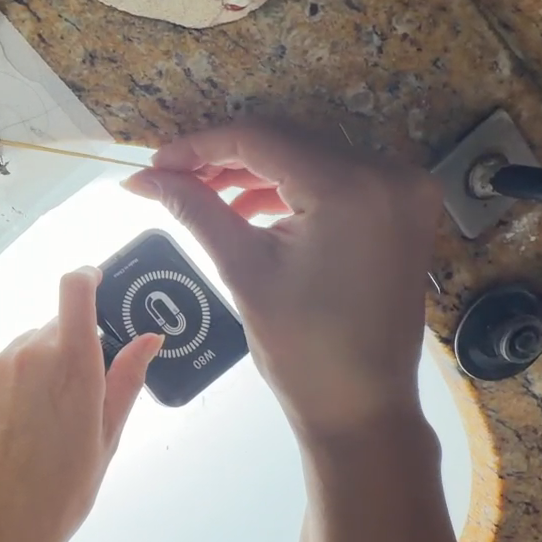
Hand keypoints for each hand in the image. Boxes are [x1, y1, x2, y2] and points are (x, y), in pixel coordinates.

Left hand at [0, 268, 161, 541]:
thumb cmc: (63, 488)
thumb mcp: (107, 435)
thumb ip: (126, 379)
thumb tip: (149, 338)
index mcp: (71, 362)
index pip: (75, 289)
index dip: (88, 277)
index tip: (98, 281)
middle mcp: (29, 353)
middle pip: (56, 325)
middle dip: (74, 343)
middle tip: (86, 388)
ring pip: (30, 347)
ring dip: (45, 364)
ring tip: (52, 417)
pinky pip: (6, 369)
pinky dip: (20, 382)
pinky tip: (24, 425)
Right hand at [124, 120, 440, 442]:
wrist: (362, 403)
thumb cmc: (302, 346)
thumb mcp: (241, 268)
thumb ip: (193, 208)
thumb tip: (141, 179)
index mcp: (350, 186)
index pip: (259, 137)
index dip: (197, 146)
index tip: (154, 166)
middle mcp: (387, 173)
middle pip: (284, 141)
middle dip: (220, 157)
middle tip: (169, 180)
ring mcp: (400, 190)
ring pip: (305, 157)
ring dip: (250, 171)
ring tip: (199, 193)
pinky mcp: (398, 208)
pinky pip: (329, 178)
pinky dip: (284, 188)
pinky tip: (245, 207)